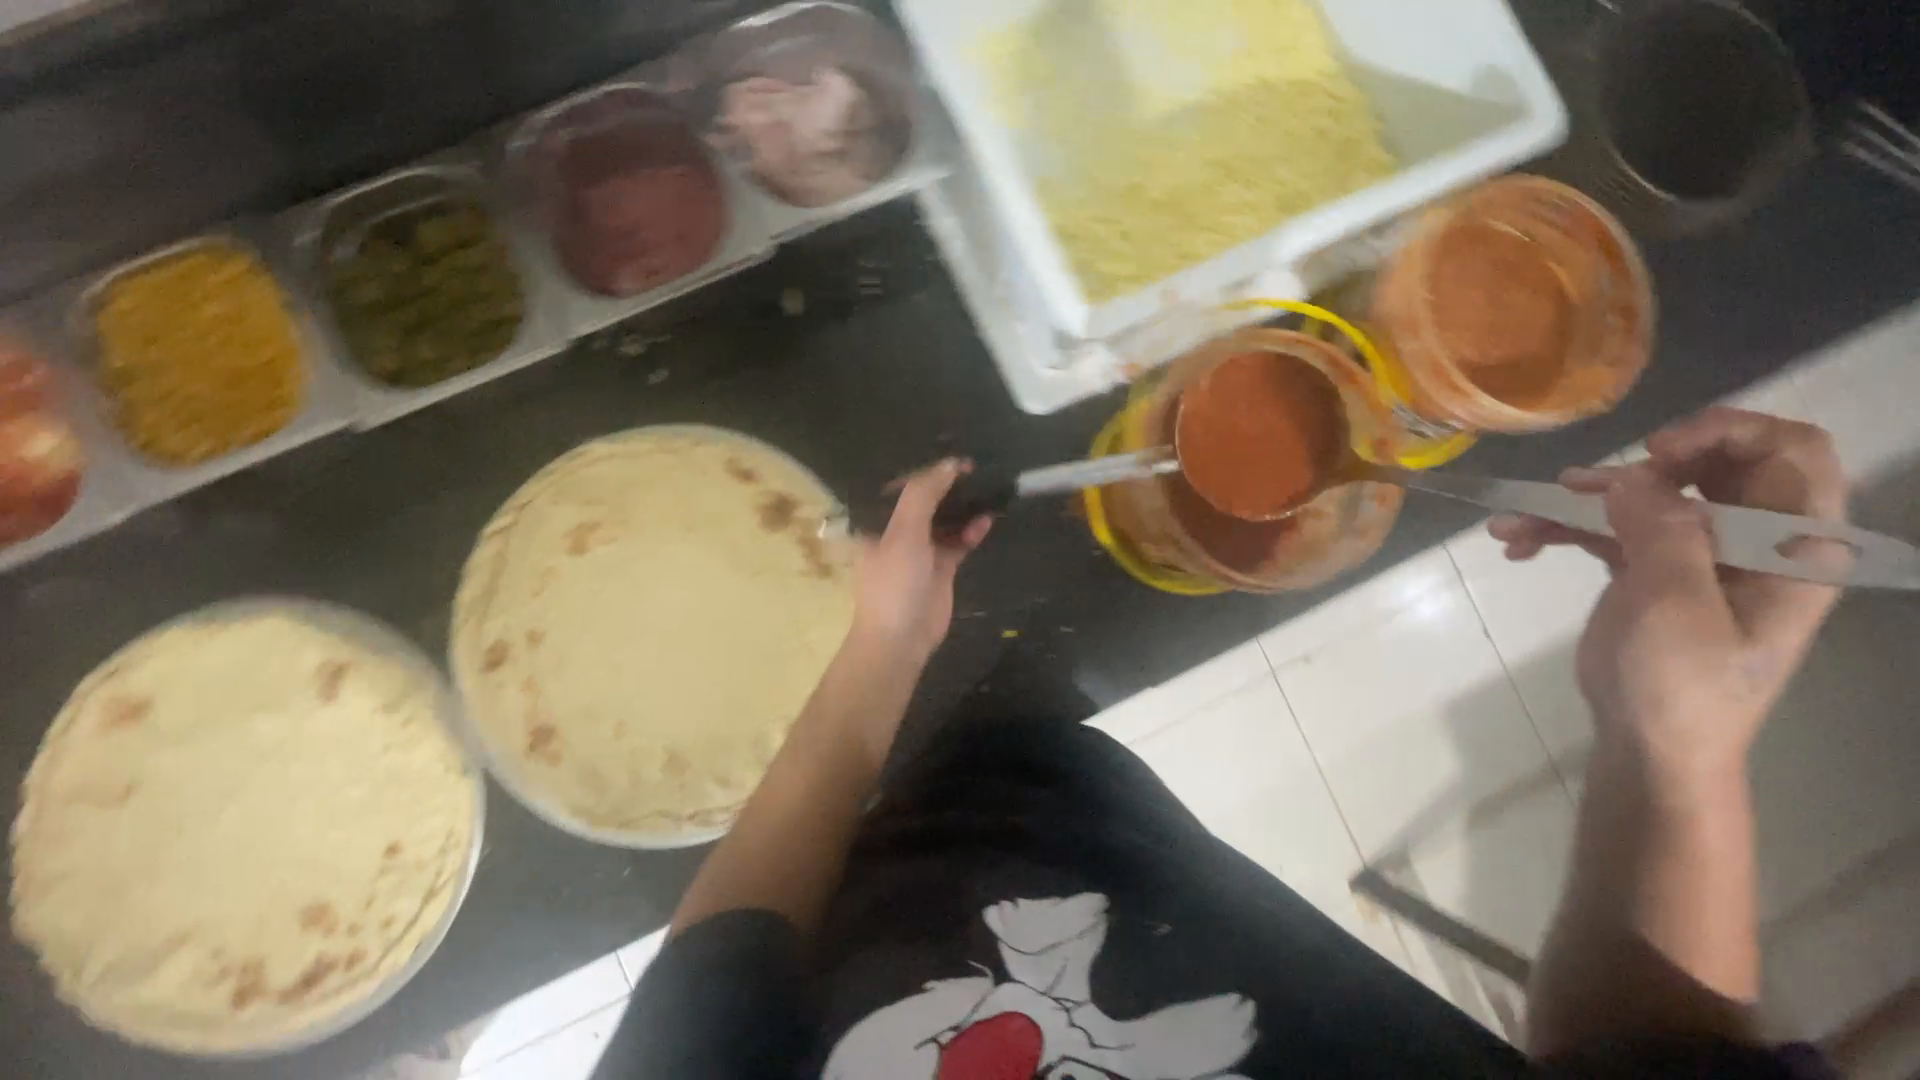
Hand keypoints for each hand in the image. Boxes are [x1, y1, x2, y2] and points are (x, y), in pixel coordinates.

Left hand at [848, 459, 992, 666]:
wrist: (900, 639)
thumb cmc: (894, 582)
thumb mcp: (904, 531)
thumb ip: (924, 495)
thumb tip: (950, 464)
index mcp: (876, 521)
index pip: (900, 487)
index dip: (926, 471)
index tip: (954, 460)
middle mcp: (896, 532)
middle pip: (925, 502)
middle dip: (949, 487)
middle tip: (976, 470)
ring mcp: (920, 551)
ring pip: (944, 521)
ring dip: (963, 508)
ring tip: (987, 490)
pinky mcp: (941, 569)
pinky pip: (958, 542)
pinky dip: (971, 531)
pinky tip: (987, 520)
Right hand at [1490, 408, 1847, 787]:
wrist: (1650, 747)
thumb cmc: (1682, 687)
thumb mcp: (1676, 609)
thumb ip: (1663, 533)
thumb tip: (1630, 476)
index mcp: (1790, 548)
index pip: (1790, 453)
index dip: (1727, 433)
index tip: (1655, 453)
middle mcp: (1752, 541)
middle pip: (1711, 465)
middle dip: (1640, 467)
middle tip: (1587, 488)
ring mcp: (1698, 554)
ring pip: (1647, 494)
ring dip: (1581, 501)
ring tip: (1520, 518)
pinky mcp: (1650, 569)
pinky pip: (1609, 527)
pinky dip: (1562, 528)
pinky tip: (1517, 543)